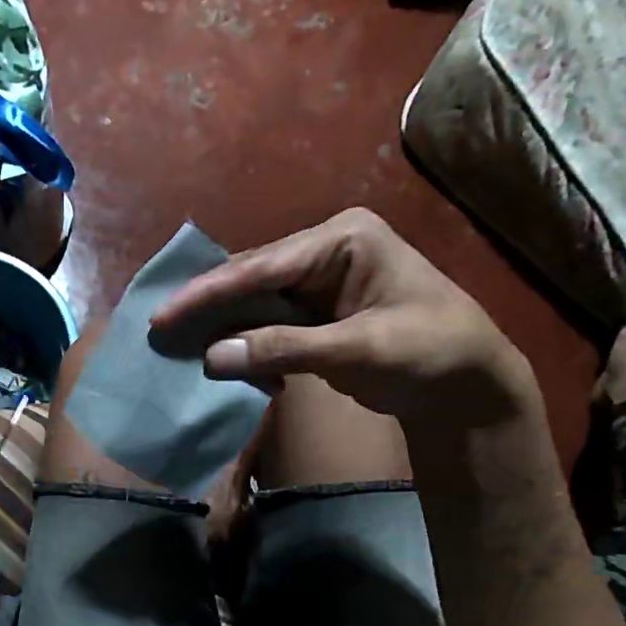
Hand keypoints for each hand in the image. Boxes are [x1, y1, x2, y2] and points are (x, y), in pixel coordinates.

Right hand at [148, 208, 540, 430]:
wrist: (466, 386)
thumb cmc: (431, 353)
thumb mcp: (361, 349)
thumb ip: (286, 349)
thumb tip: (213, 357)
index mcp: (342, 239)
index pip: (262, 265)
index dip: (209, 293)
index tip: (162, 316)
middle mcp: (324, 252)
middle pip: (251, 279)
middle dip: (208, 309)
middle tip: (159, 334)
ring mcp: (319, 285)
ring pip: (255, 305)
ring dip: (224, 331)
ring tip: (180, 352)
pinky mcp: (317, 317)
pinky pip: (269, 328)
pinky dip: (249, 348)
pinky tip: (231, 367)